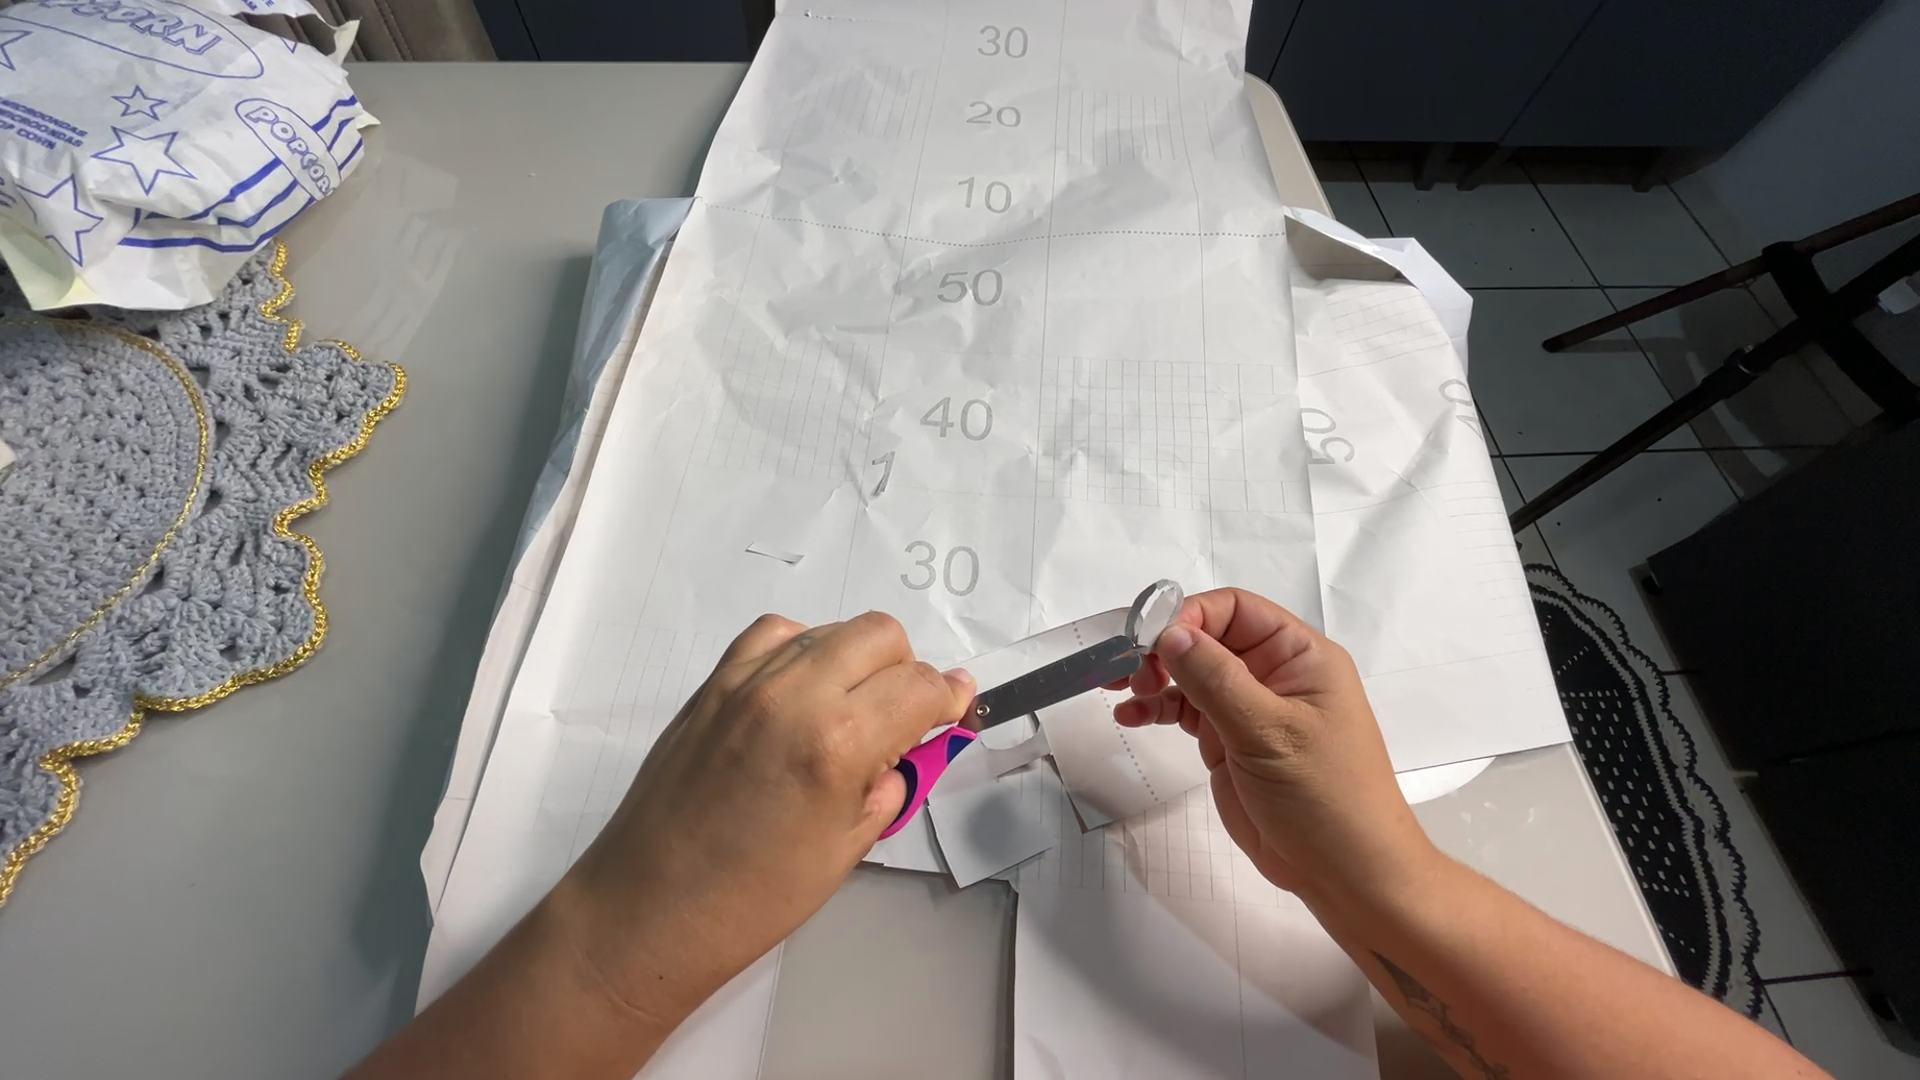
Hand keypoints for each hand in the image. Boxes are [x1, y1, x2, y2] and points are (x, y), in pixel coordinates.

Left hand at [551, 612, 972, 1034]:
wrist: (651, 908)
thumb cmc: (757, 897)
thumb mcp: (850, 845)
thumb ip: (892, 778)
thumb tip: (912, 739)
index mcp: (839, 743)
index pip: (921, 687)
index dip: (950, 698)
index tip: (956, 709)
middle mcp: (797, 694)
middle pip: (883, 635)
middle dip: (906, 671)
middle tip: (898, 717)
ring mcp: (749, 679)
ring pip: (834, 628)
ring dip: (859, 661)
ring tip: (847, 709)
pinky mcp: (716, 679)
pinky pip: (778, 632)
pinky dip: (805, 650)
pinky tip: (802, 689)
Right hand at [1114, 588, 1437, 906]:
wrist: (1345, 876)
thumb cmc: (1324, 797)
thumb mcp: (1269, 732)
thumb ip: (1215, 678)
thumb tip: (1168, 633)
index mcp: (1298, 655)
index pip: (1235, 609)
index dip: (1190, 615)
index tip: (1151, 640)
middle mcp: (1271, 672)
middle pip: (1205, 637)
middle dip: (1163, 647)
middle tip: (1130, 671)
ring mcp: (1247, 706)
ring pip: (1189, 672)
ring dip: (1152, 676)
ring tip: (1124, 692)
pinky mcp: (1227, 738)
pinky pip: (1183, 709)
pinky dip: (1155, 708)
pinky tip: (1130, 716)